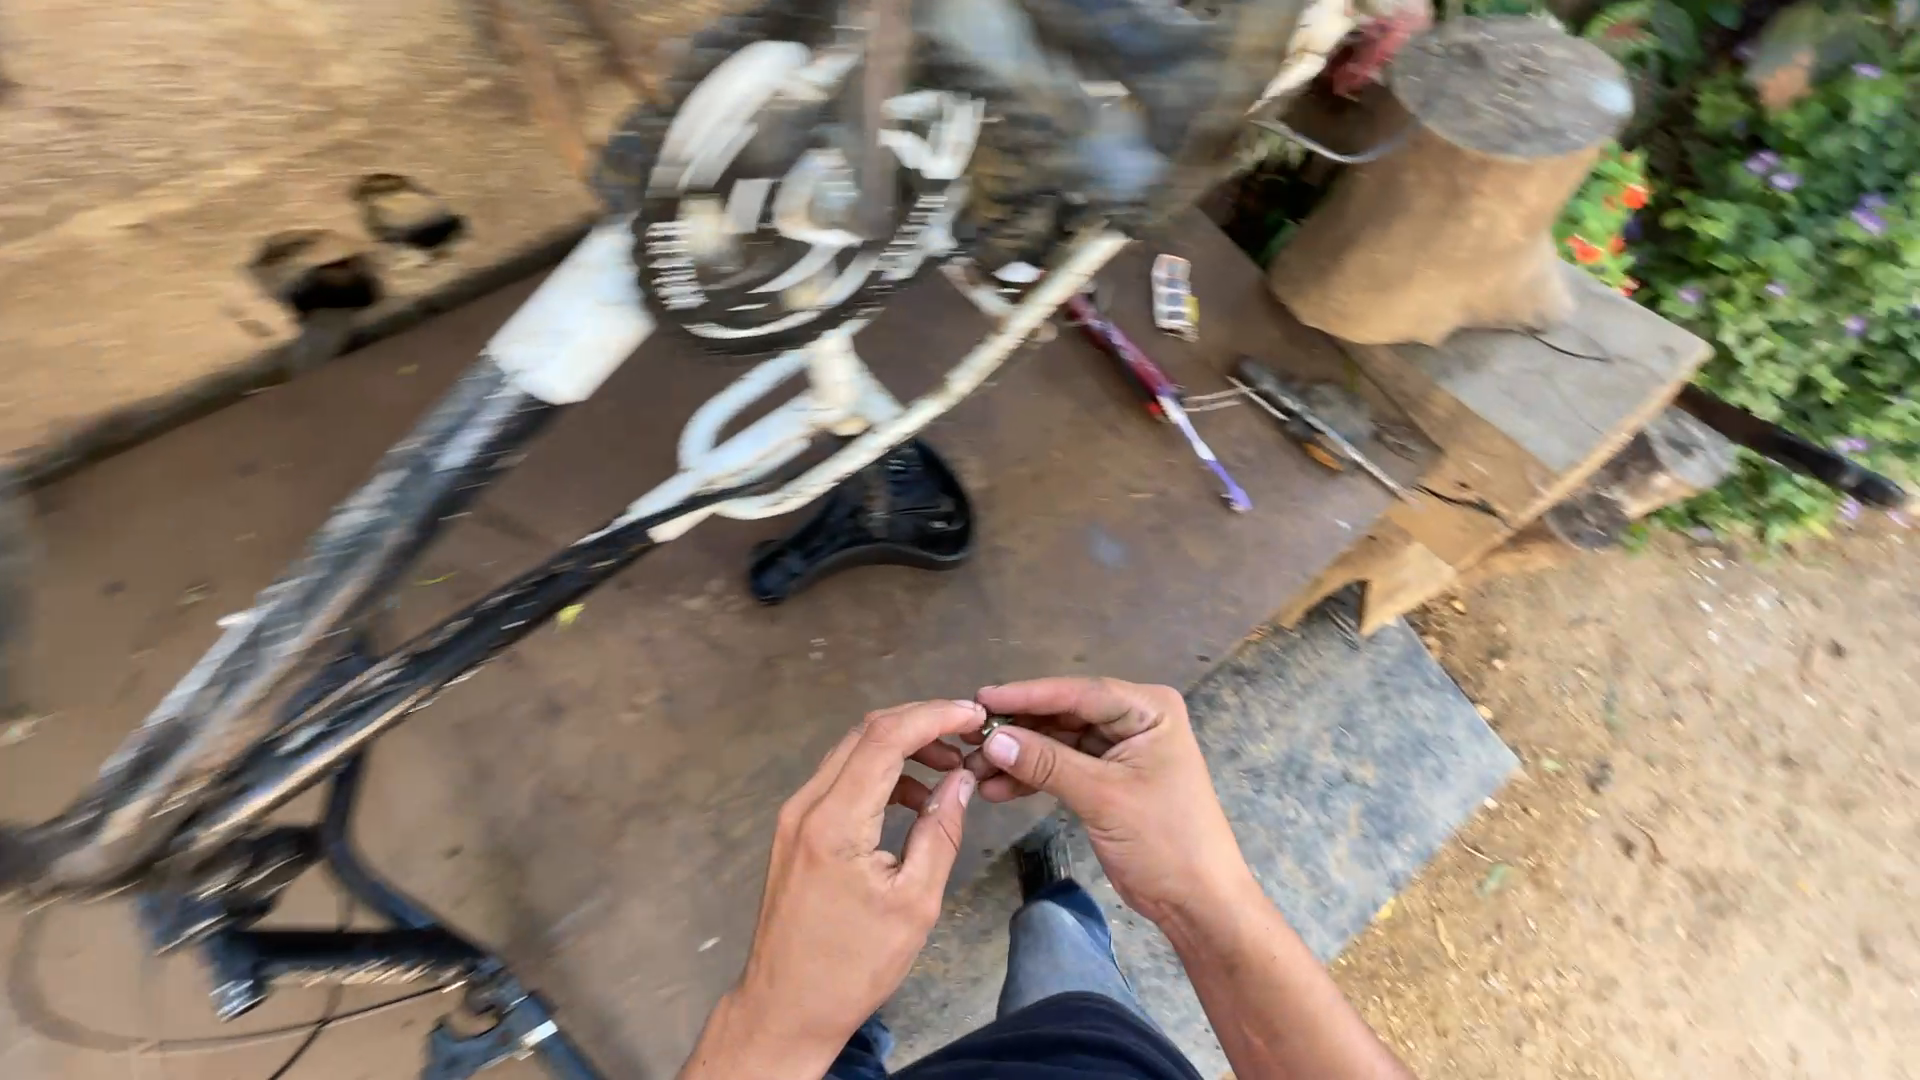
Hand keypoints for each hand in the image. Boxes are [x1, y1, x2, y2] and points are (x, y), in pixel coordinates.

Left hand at [680, 699, 983, 1079]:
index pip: (886, 738)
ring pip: (854, 749)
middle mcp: (807, 803)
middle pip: (867, 731)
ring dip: (903, 746)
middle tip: (966, 735)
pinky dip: (882, 773)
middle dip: (922, 723)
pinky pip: (843, 776)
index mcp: (835, 820)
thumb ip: (940, 831)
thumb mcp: (914, 903)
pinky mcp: (796, 825)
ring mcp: (796, 812)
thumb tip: (962, 779)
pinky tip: (915, 799)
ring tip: (949, 767)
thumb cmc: (853, 966)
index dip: (934, 716)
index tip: (973, 715)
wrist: (784, 1009)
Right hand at [970, 677, 1255, 925]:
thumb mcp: (1103, 796)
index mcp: (1148, 709)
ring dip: (1020, 756)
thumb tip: (992, 739)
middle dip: (1020, 729)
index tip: (984, 698)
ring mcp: (1120, 748)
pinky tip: (997, 789)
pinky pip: (1063, 766)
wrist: (1198, 904)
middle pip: (1065, 713)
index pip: (1080, 693)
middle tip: (971, 735)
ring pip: (1059, 741)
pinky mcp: (1107, 777)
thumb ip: (1046, 763)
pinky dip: (1033, 777)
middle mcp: (1135, 719)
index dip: (1029, 695)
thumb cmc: (1164, 840)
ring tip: (976, 768)